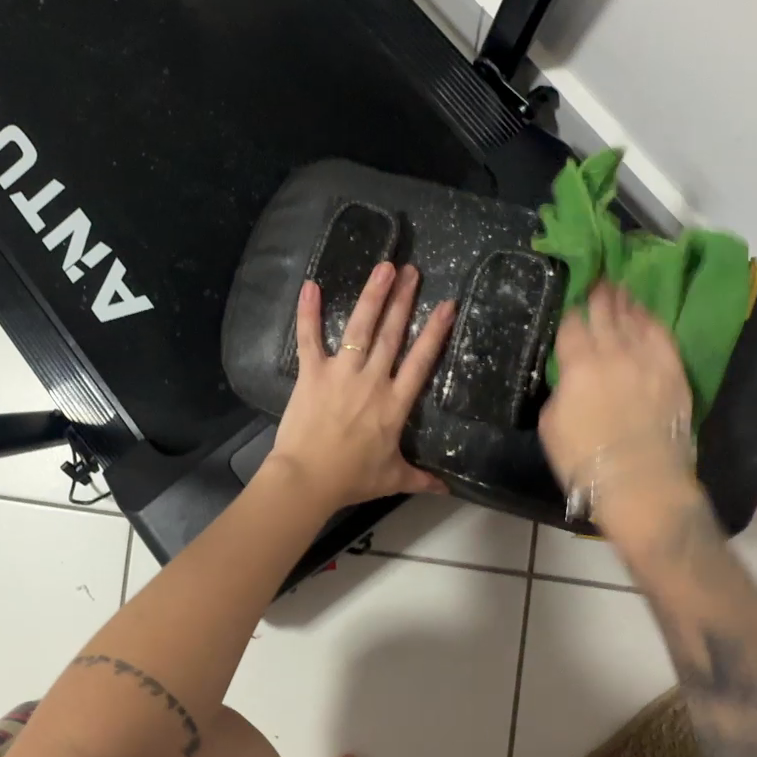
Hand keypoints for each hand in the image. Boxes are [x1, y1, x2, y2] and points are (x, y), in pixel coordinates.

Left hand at [265, 262, 455, 510]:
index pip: (421, 361)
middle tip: (411, 270)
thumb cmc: (351, 479)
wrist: (308, 479)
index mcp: (395, 404)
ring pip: (360, 328)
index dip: (435, 332)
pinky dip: (308, 312)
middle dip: (403, 300)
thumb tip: (447, 489)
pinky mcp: (311, 374)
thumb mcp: (392, 478)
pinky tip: (311, 286)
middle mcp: (372, 380)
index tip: (446, 305)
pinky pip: (309, 338)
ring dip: (372, 296)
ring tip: (382, 267)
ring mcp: (341, 373)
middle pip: (392, 334)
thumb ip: (421, 478)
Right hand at [537, 284, 700, 544]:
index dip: (569, 312)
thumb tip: (569, 377)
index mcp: (578, 365)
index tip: (569, 302)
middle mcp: (613, 354)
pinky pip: (661, 337)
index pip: (572, 326)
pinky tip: (646, 314)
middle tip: (597, 279)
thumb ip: (560, 390)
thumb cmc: (585, 461)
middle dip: (599, 296)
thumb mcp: (552, 423)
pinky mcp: (672, 372)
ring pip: (634, 320)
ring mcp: (647, 360)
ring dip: (625, 303)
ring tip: (619, 289)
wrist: (641, 482)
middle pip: (605, 315)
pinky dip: (651, 322)